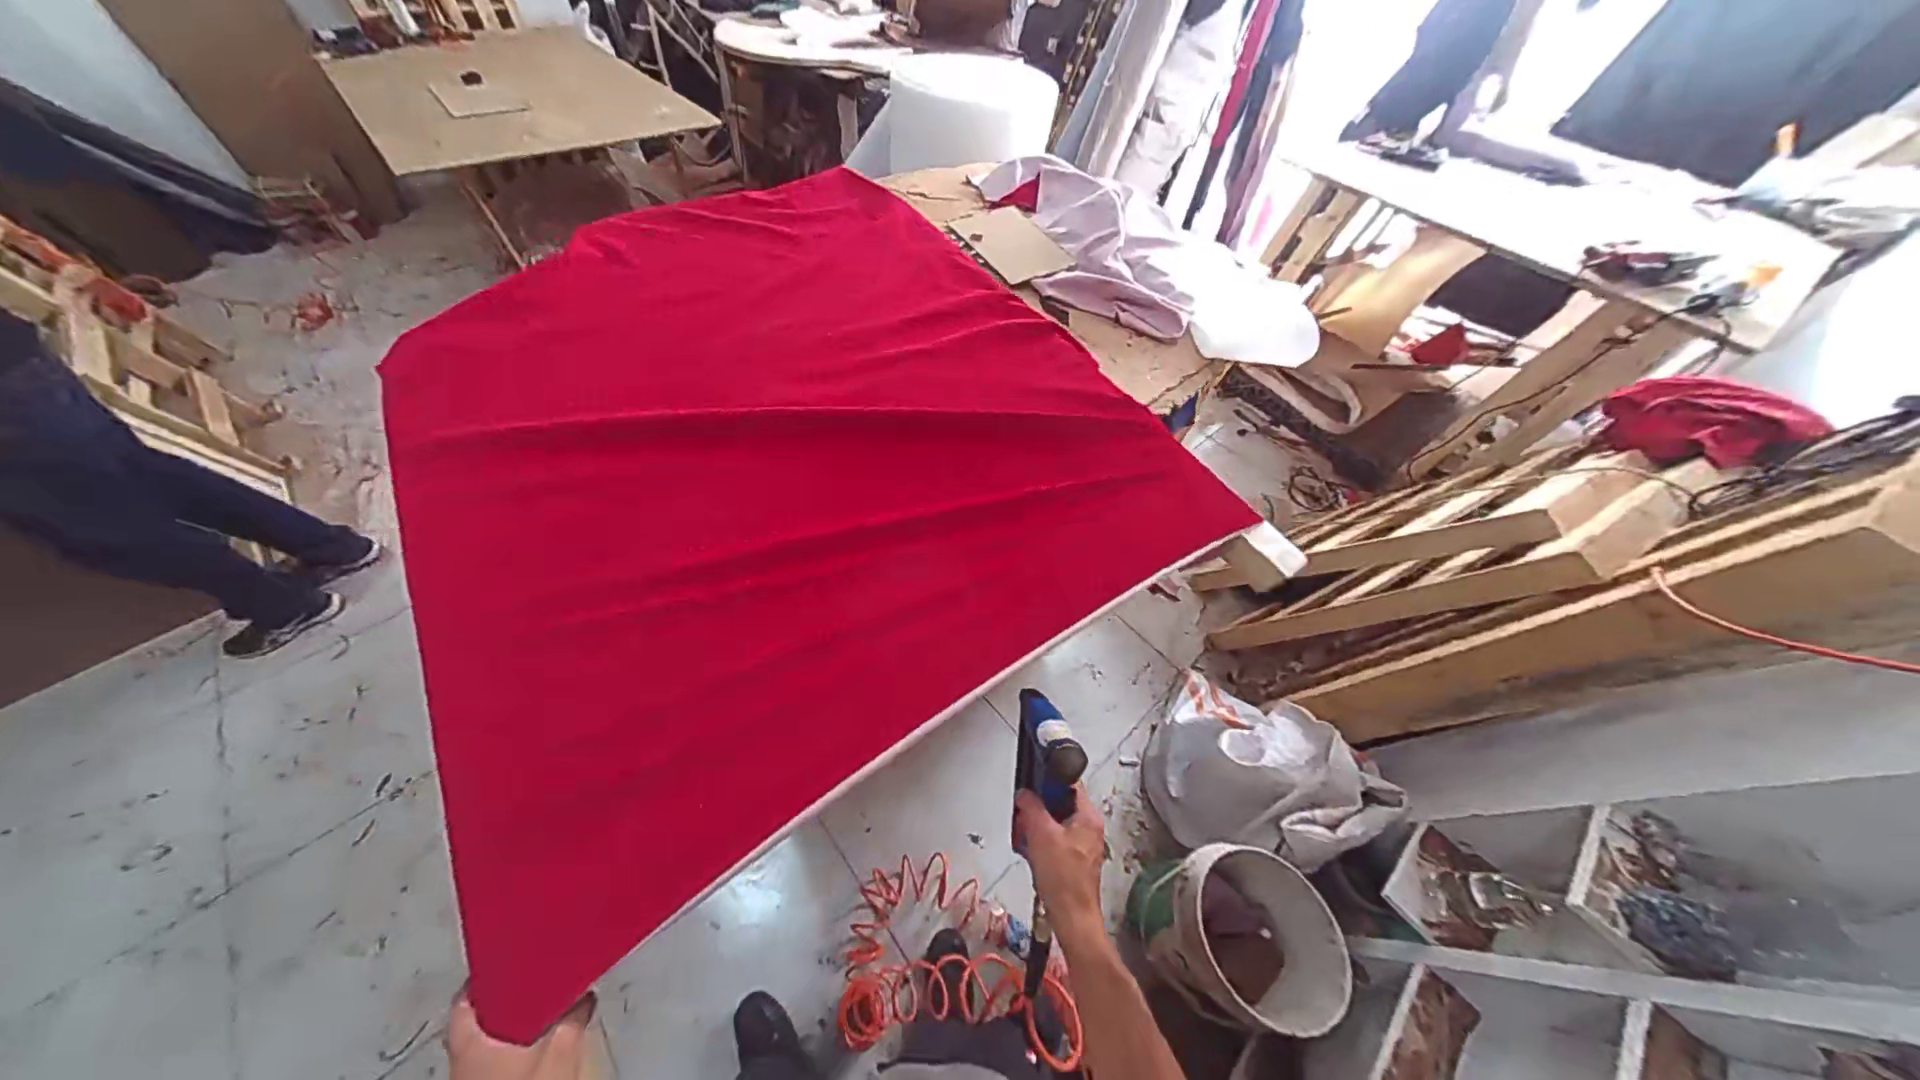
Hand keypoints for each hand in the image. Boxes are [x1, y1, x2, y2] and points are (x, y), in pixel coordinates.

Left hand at [447, 988, 595, 1079]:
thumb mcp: (559, 1052)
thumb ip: (573, 1018)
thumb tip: (586, 996)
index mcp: (468, 1048)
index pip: (461, 1006)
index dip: (479, 981)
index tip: (501, 960)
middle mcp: (462, 1065)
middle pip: (477, 1023)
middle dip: (504, 1000)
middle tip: (531, 980)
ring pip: (488, 1044)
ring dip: (512, 1026)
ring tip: (543, 1008)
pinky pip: (497, 1063)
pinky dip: (515, 1047)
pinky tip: (539, 1044)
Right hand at [1013, 786, 1106, 930]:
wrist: (1072, 918)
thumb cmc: (1063, 879)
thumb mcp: (1041, 834)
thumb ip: (1031, 808)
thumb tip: (1024, 794)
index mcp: (1089, 817)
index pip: (1070, 784)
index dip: (1049, 781)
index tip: (1033, 785)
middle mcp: (1089, 829)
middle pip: (1060, 804)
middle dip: (1039, 809)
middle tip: (1024, 816)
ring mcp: (1083, 845)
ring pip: (1055, 823)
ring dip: (1037, 827)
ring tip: (1024, 836)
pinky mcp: (1074, 860)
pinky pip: (1055, 841)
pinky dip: (1041, 842)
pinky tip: (1029, 851)